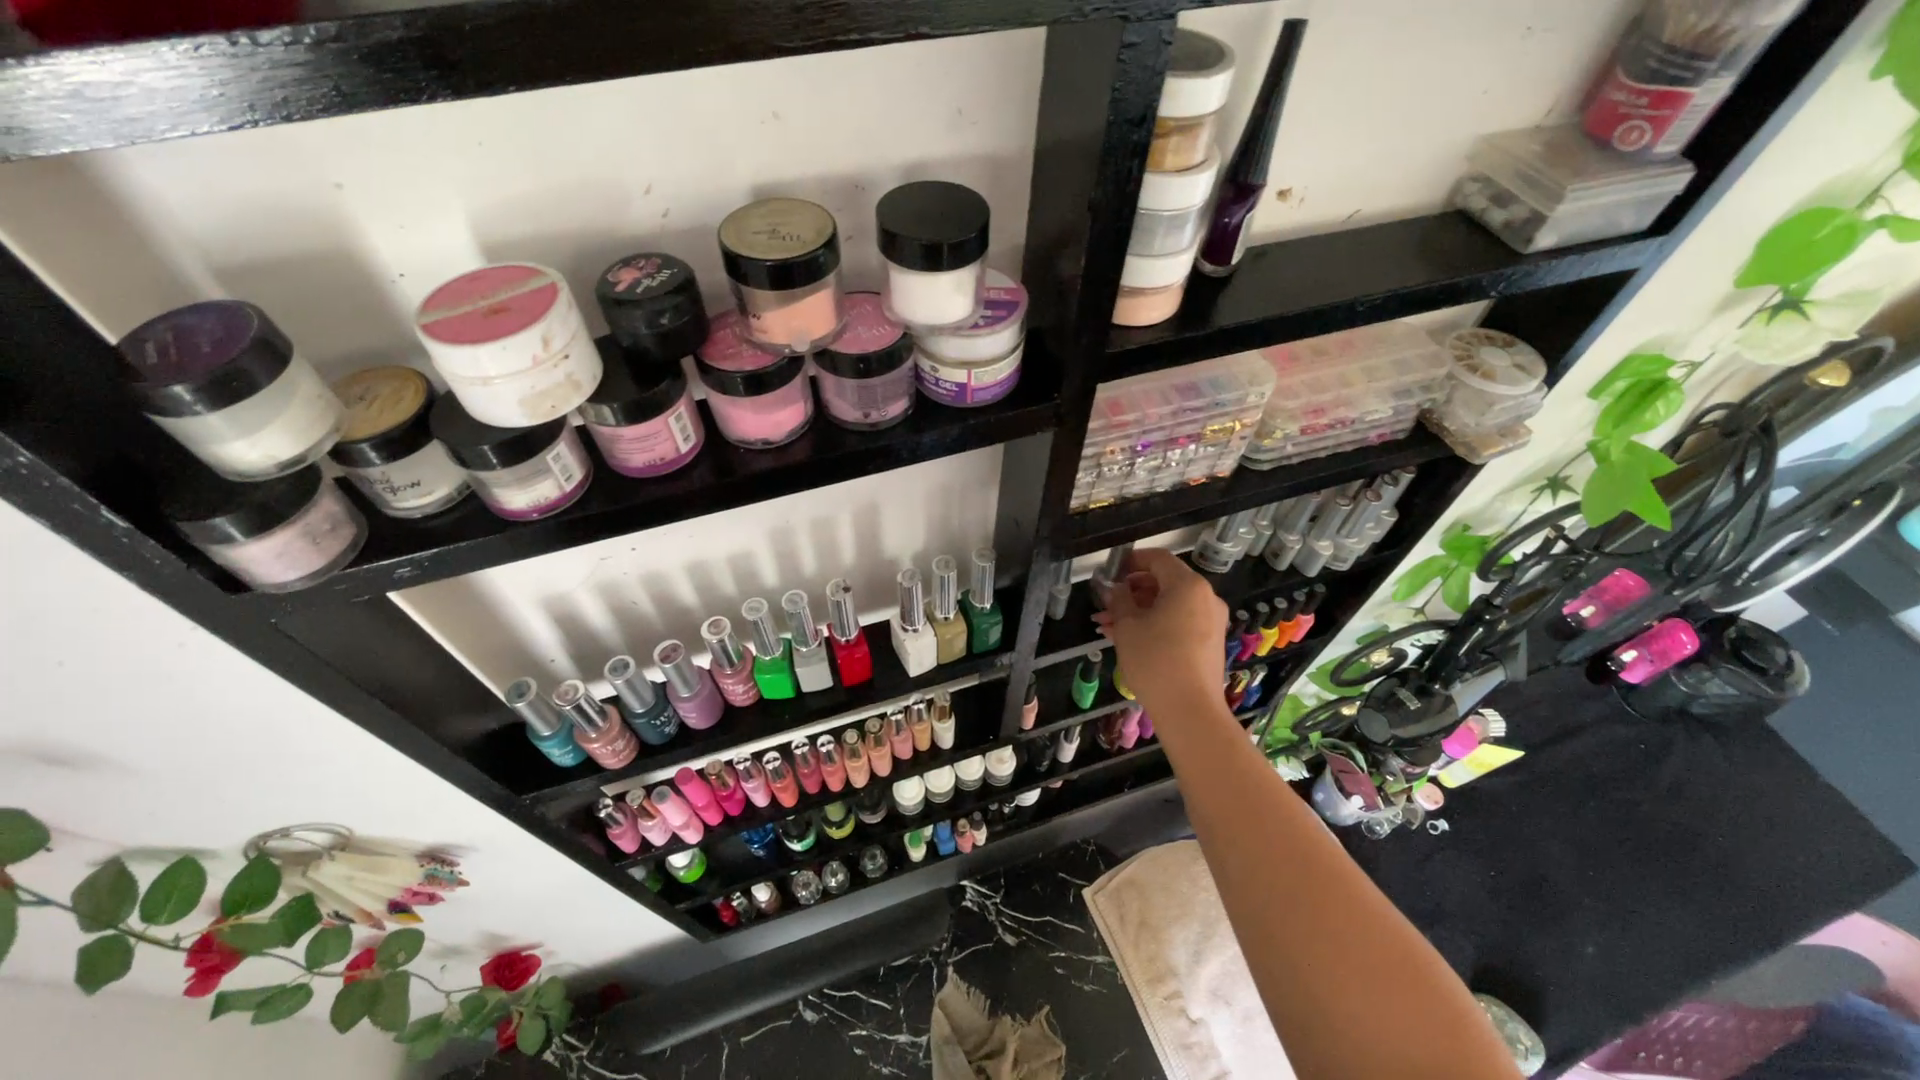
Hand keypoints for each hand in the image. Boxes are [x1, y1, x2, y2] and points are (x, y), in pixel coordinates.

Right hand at [1094, 548, 1228, 711]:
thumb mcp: (1127, 626)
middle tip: (1105, 606)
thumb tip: (1114, 587)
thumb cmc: (1155, 660)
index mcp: (1188, 586)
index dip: (1131, 561)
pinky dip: (1156, 625)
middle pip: (1164, 583)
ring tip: (1108, 627)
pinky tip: (1130, 640)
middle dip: (1132, 592)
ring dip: (1139, 611)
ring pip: (1170, 606)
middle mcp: (1206, 598)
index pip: (1158, 559)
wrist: (1190, 710)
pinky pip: (1179, 623)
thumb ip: (1118, 599)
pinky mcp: (1209, 643)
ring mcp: (1211, 621)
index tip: (1110, 572)